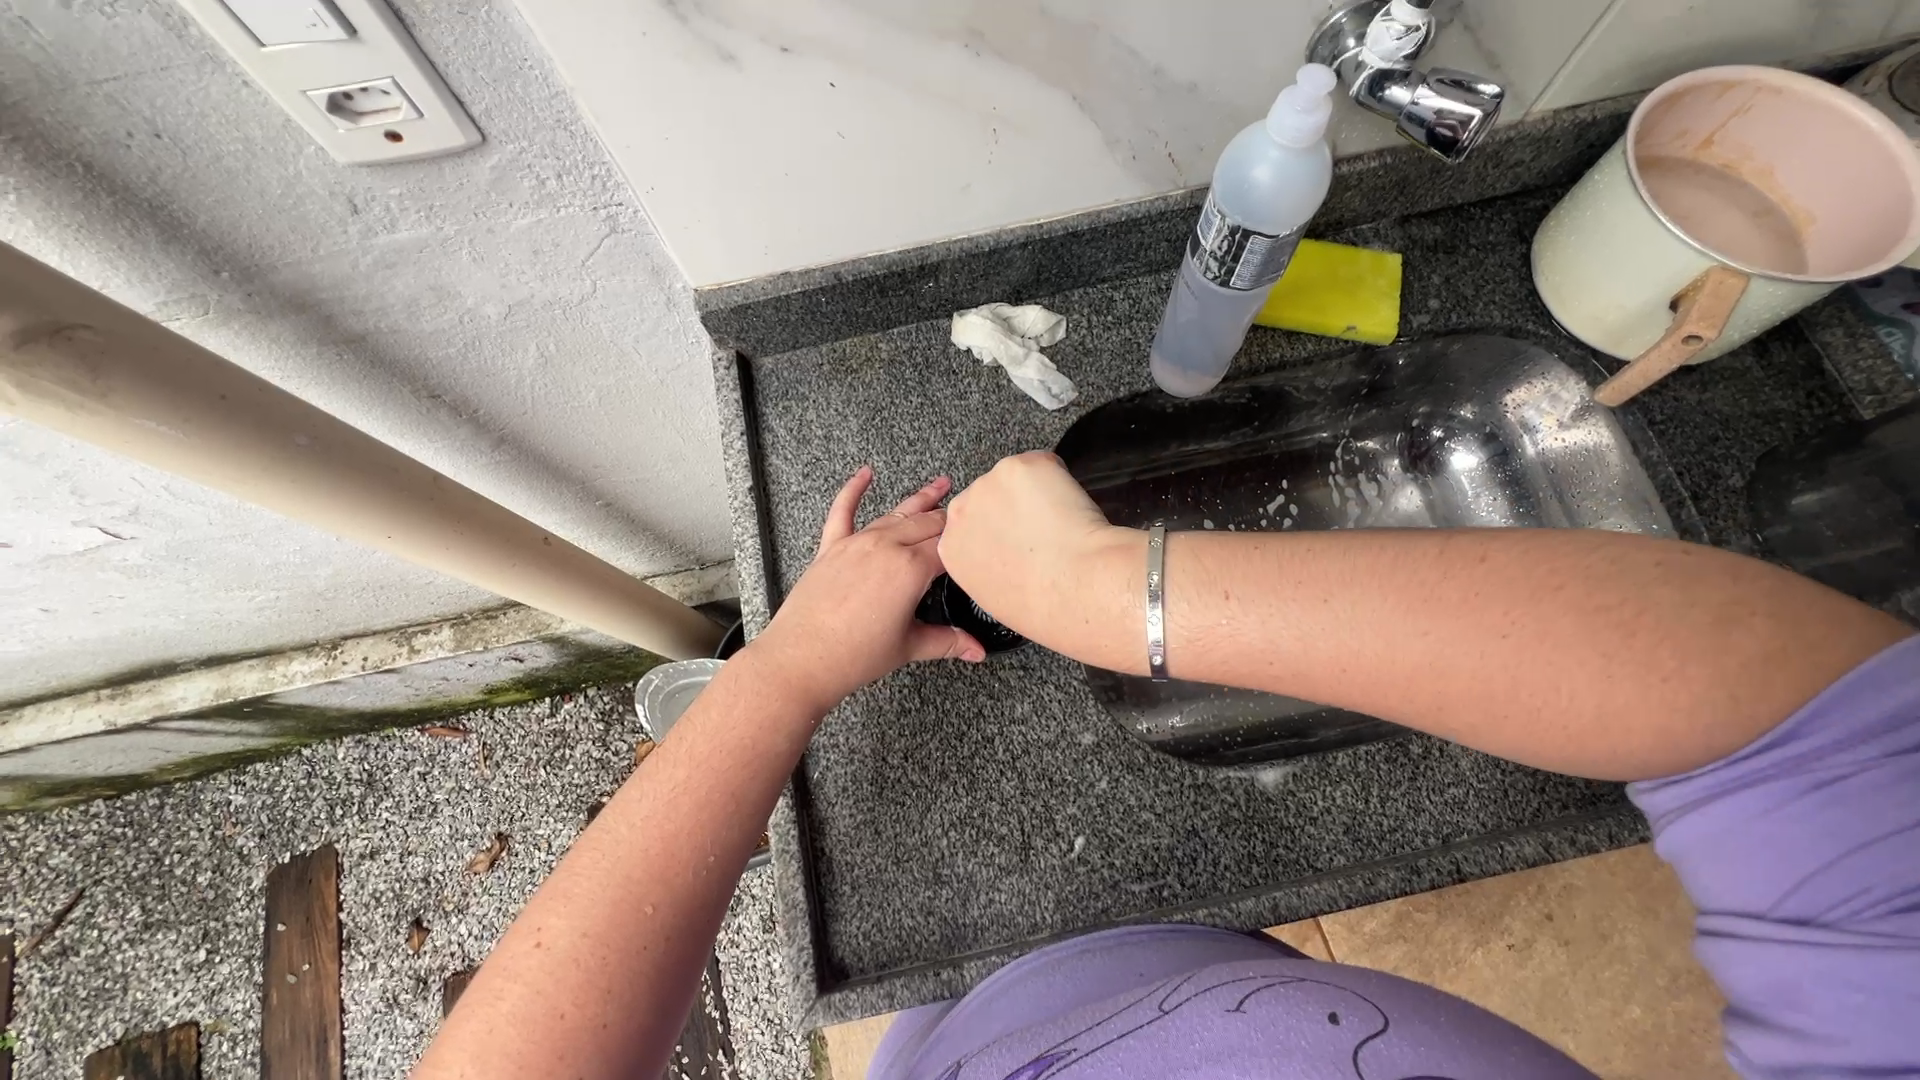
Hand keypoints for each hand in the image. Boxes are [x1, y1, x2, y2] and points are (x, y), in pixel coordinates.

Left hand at [744, 467, 985, 712]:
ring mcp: (857, 544)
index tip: (981, 541)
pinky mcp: (832, 548)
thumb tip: (975, 650)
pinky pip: (843, 510)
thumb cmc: (850, 656)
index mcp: (910, 569)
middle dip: (951, 518)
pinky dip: (853, 489)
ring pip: (897, 513)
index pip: (950, 546)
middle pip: (928, 523)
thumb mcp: (908, 647)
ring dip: (921, 499)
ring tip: (942, 485)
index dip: (969, 543)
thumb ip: (947, 642)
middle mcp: (885, 547)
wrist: (800, 661)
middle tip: (969, 516)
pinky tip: (864, 475)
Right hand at [940, 452, 1139, 650]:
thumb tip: (1005, 557)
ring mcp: (990, 483)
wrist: (1073, 584)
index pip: (970, 525)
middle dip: (1011, 507)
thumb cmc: (1041, 603)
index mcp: (952, 548)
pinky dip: (1060, 480)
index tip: (1015, 539)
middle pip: (989, 496)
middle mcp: (962, 511)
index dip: (998, 530)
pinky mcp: (1020, 465)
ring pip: (1018, 478)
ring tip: (1058, 525)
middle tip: (1041, 533)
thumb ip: (987, 568)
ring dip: (1037, 493)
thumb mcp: (994, 599)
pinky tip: (1067, 509)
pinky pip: (1045, 465)